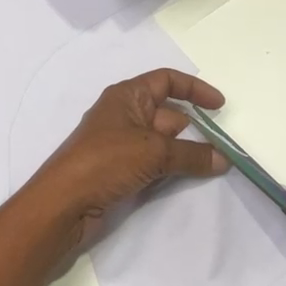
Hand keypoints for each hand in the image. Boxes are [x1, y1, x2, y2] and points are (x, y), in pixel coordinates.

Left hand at [26, 68, 229, 248]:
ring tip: (212, 164)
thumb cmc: (105, 161)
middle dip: (194, 127)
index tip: (220, 106)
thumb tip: (224, 158)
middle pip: (168, 113)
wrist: (62, 204)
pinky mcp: (119, 171)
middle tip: (222, 146)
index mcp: (127, 96)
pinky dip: (171, 168)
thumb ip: (191, 154)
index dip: (195, 89)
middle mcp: (124, 114)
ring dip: (184, 151)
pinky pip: (153, 163)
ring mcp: (120, 144)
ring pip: (162, 141)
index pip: (167, 80)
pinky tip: (188, 178)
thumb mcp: (154, 152)